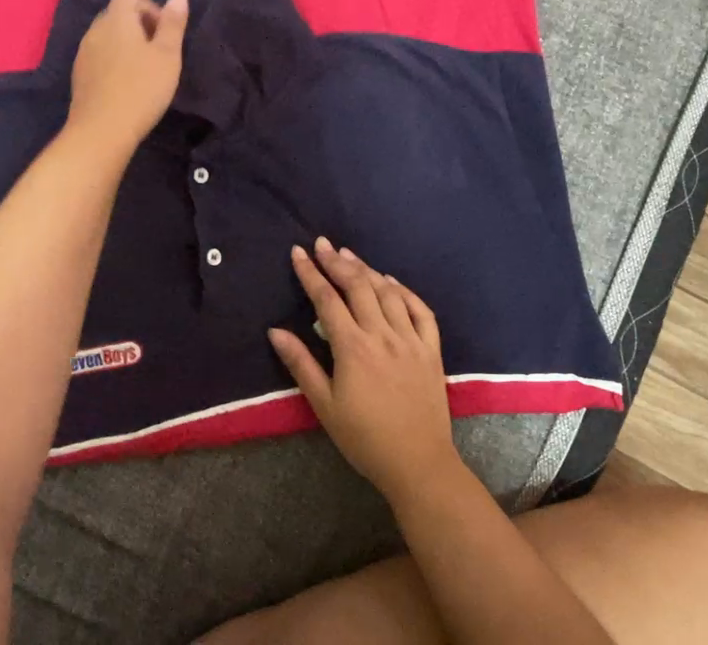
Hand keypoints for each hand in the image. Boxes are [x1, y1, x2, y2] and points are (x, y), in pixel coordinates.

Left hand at [67, 0, 187, 149]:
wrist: (102, 130)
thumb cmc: (142, 88)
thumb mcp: (167, 55)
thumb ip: (173, 24)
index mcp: (116, 20)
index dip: (149, 9)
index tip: (164, 34)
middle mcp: (95, 31)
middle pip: (116, 16)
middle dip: (138, 27)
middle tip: (158, 52)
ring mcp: (83, 54)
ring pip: (107, 38)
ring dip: (125, 46)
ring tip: (144, 70)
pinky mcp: (79, 76)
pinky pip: (99, 57)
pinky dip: (113, 62)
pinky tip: (126, 85)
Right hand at [269, 237, 456, 499]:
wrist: (418, 463)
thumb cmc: (364, 438)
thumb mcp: (324, 406)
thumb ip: (301, 364)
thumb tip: (276, 331)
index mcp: (353, 347)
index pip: (327, 299)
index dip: (311, 273)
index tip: (299, 252)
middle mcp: (382, 334)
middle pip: (358, 286)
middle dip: (338, 262)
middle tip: (322, 244)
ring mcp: (410, 340)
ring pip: (388, 293)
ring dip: (367, 270)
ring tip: (349, 257)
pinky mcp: (431, 350)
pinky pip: (421, 311)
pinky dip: (405, 291)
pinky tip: (392, 282)